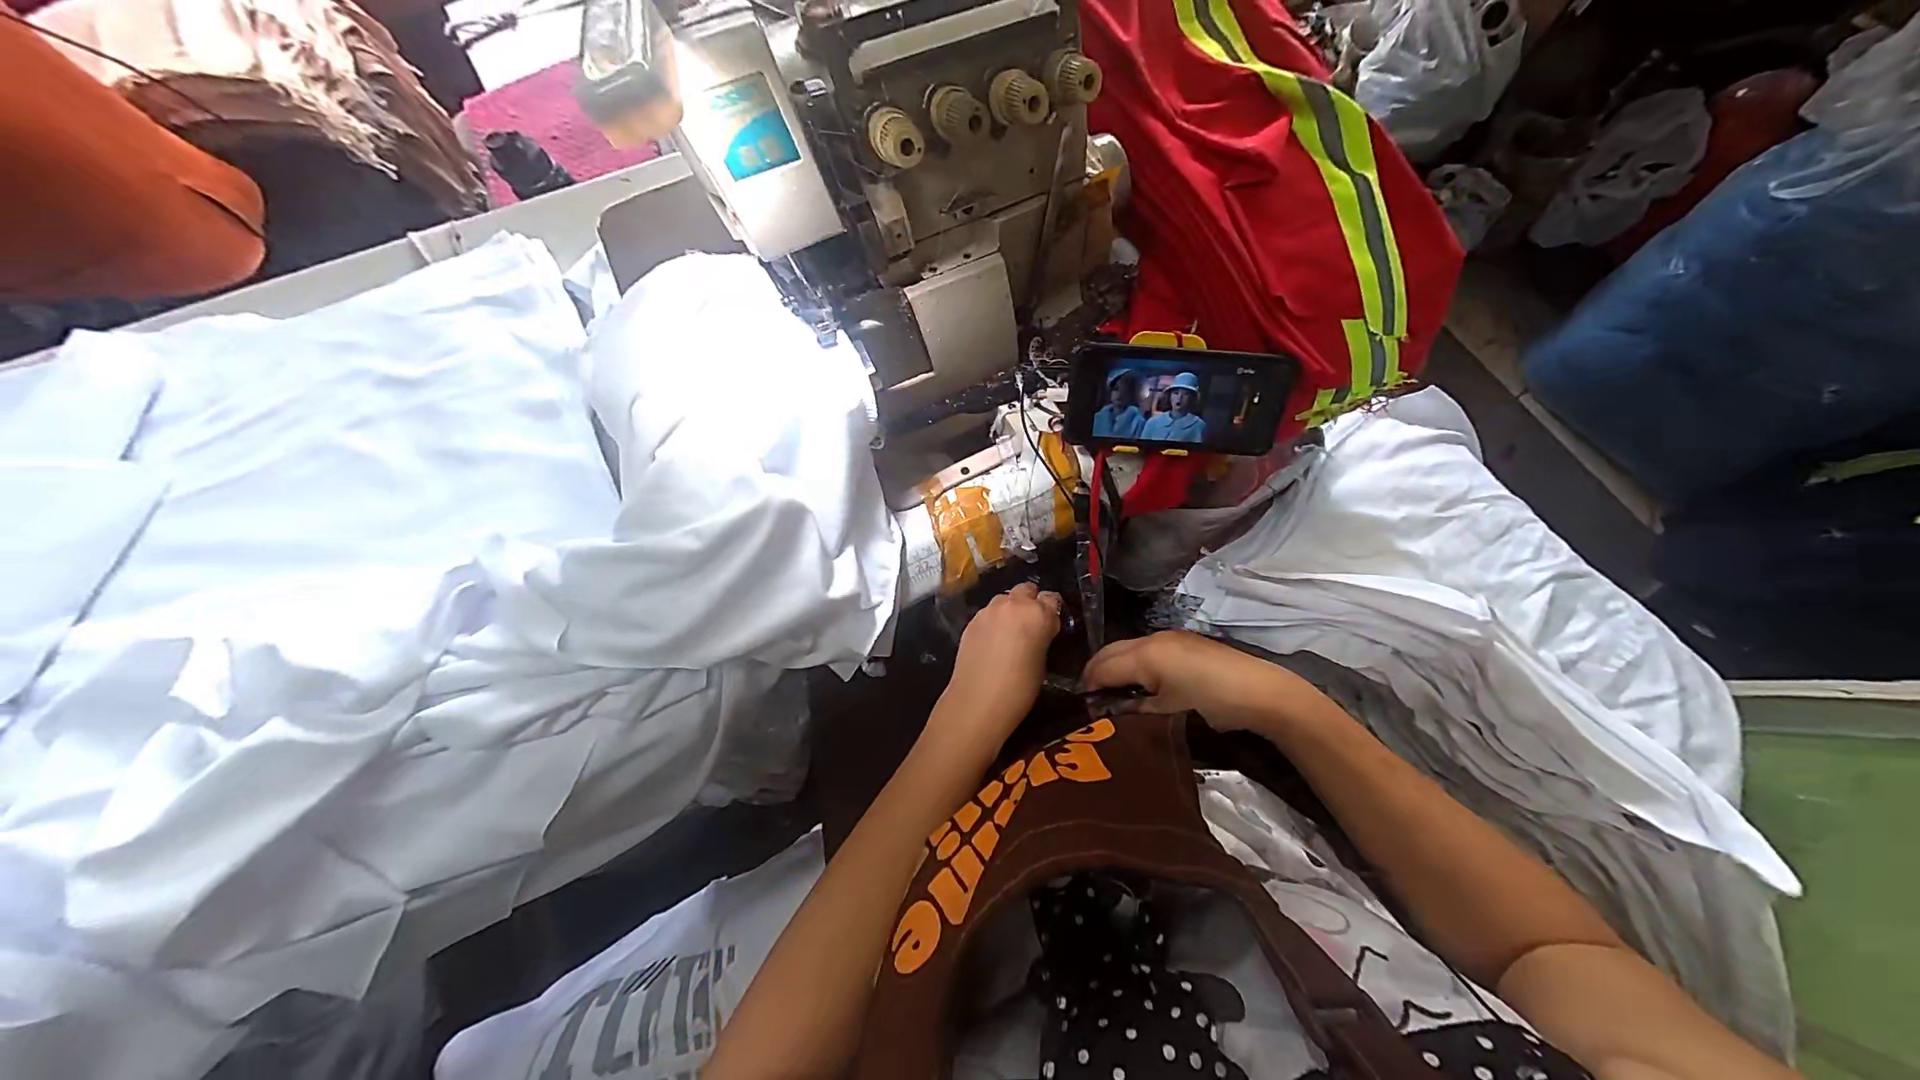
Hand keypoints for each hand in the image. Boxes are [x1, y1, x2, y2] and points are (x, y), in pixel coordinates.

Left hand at [939, 583, 1062, 742]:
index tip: (1050, 626)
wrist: (977, 701)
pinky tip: (992, 642)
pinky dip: (993, 621)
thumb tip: (1038, 633)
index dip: (1052, 612)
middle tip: (1030, 626)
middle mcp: (1013, 605)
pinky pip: (988, 613)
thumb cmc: (1019, 688)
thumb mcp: (1042, 661)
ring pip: (1004, 599)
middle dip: (1030, 603)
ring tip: (1009, 634)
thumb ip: (1042, 636)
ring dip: (1010, 610)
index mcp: (1038, 614)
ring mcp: (989, 611)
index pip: (1052, 599)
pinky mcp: (971, 621)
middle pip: (1026, 590)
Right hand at [1080, 630, 1308, 733]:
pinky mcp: (1182, 641)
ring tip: (1111, 691)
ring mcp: (1168, 637)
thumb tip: (1107, 709)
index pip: (1101, 666)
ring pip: (1126, 647)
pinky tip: (1137, 681)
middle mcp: (1151, 639)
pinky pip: (1144, 648)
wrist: (1262, 691)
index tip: (1081, 706)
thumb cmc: (1212, 703)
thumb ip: (1132, 707)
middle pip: (1109, 651)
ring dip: (1113, 665)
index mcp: (1144, 654)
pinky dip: (1132, 662)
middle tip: (1090, 698)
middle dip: (1095, 671)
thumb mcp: (1167, 710)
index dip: (1088, 685)